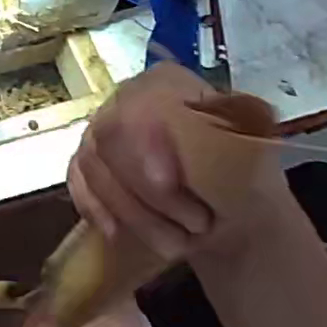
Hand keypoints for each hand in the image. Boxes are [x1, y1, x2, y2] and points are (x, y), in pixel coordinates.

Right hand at [66, 64, 283, 261]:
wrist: (230, 215)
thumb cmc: (242, 178)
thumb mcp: (249, 146)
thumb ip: (228, 123)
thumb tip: (215, 108)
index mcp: (165, 83)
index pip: (139, 104)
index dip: (144, 142)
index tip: (168, 185)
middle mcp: (125, 98)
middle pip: (110, 137)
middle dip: (147, 191)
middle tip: (196, 225)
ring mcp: (101, 129)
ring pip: (93, 164)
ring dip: (131, 212)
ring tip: (176, 243)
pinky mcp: (88, 160)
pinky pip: (77, 179)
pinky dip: (93, 207)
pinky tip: (115, 232)